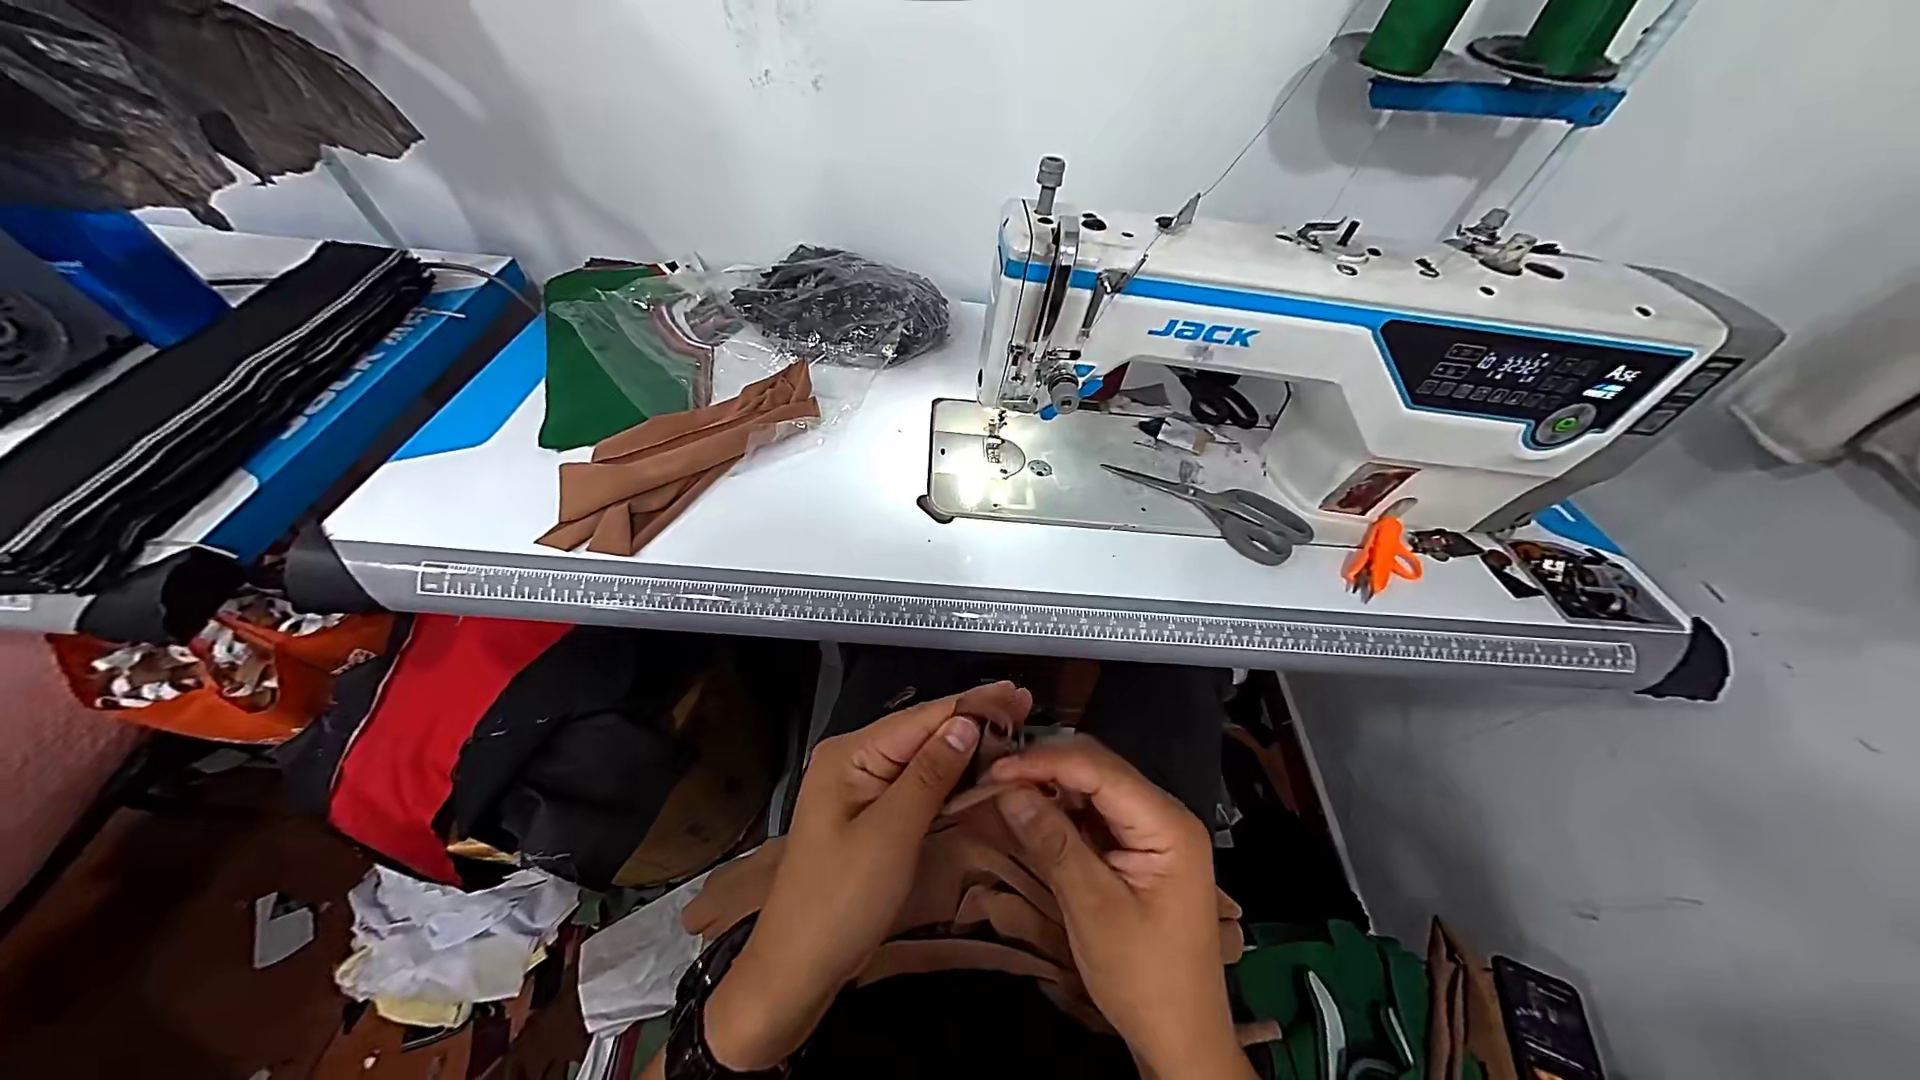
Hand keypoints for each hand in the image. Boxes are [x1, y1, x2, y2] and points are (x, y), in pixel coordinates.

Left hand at [703, 681, 1033, 1069]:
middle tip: (1023, 703)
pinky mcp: (873, 810)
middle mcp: (854, 759)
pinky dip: (951, 773)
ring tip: (1012, 725)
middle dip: (973, 717)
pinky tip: (978, 763)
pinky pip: (918, 781)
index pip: (920, 719)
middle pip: (922, 730)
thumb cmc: (841, 900)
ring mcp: (862, 785)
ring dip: (966, 743)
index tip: (1017, 694)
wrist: (797, 967)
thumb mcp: (891, 834)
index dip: (972, 705)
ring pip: (923, 755)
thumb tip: (967, 722)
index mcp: (849, 754)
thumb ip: (929, 774)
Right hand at [989, 736, 1253, 1079]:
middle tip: (993, 778)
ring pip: (1094, 786)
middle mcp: (1165, 814)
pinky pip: (1095, 812)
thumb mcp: (1093, 910)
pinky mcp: (1139, 847)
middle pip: (1098, 768)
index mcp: (1167, 824)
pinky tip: (1033, 811)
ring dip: (1050, 785)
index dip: (1044, 761)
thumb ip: (1053, 843)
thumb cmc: (1145, 978)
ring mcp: (1153, 830)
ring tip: (1005, 790)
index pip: (1099, 769)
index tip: (995, 770)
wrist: (1183, 1039)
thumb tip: (1009, 791)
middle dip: (1045, 767)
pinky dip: (1062, 808)